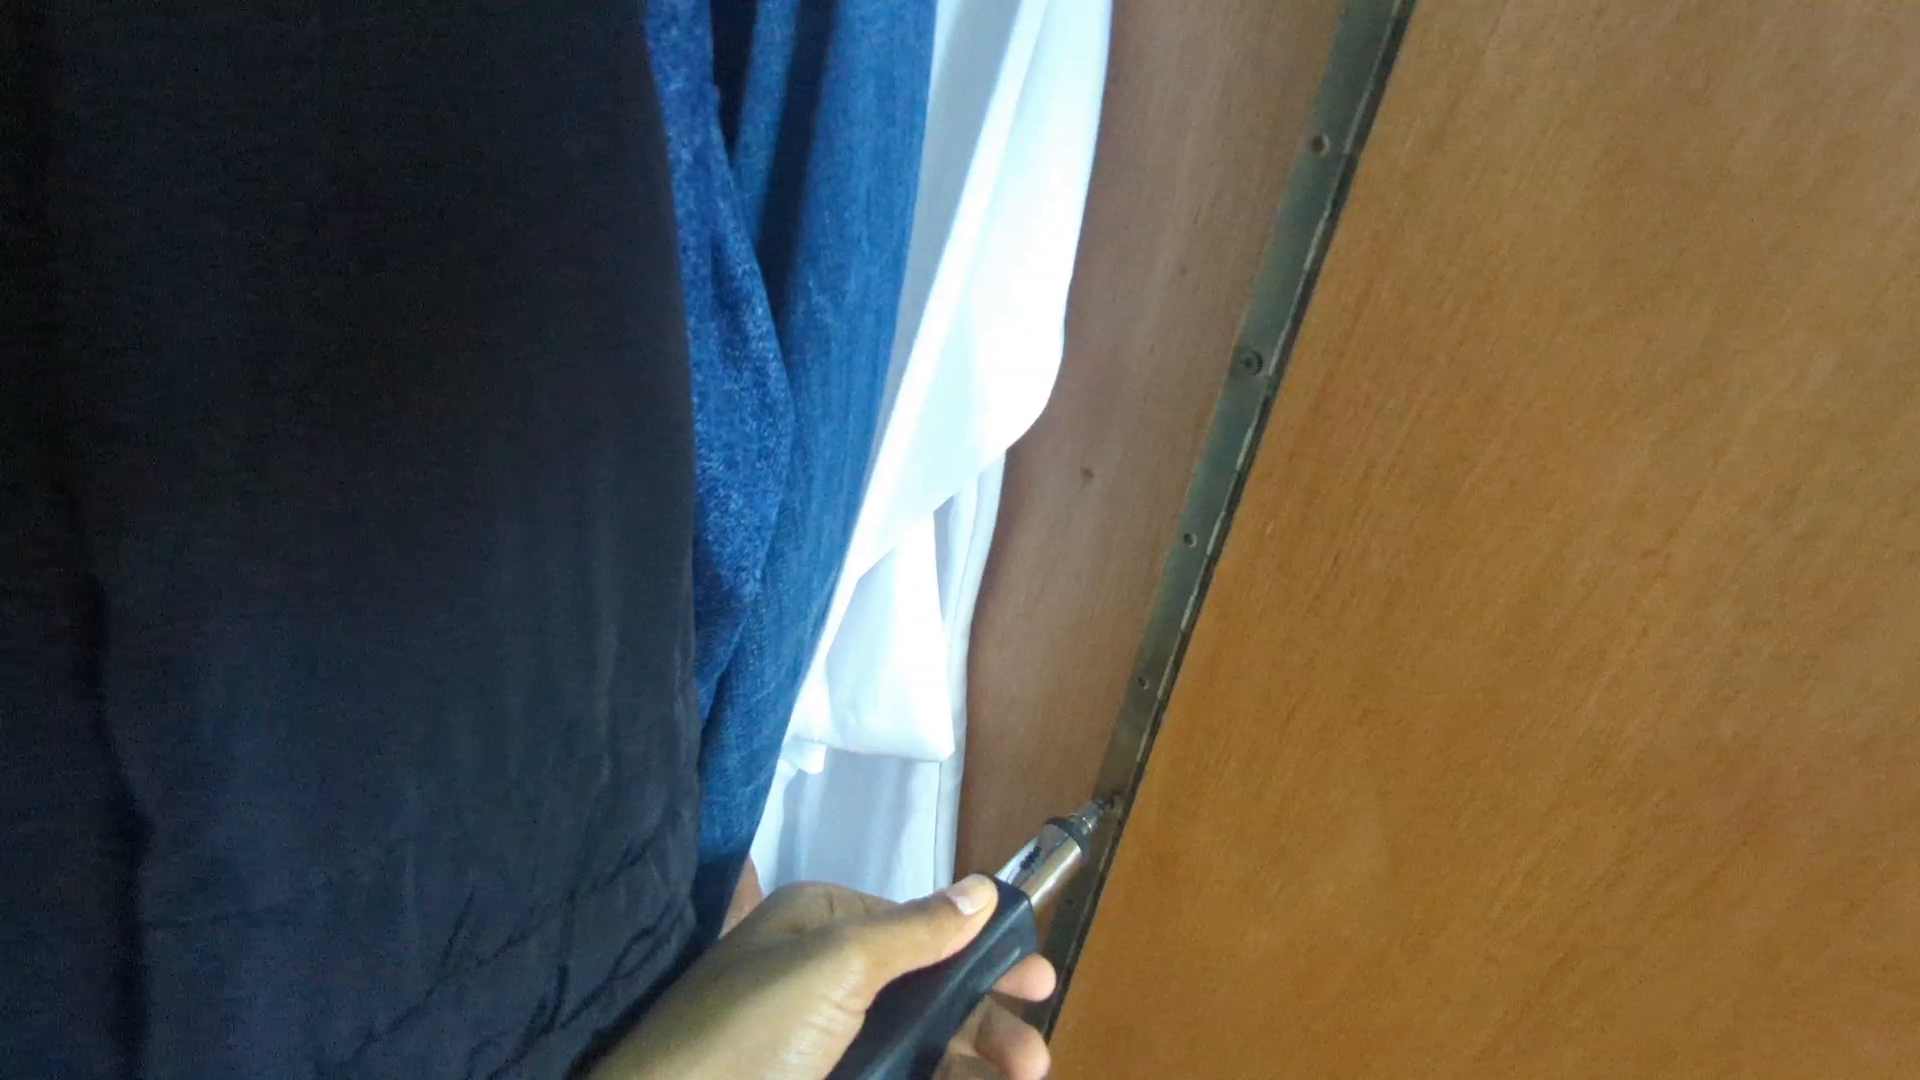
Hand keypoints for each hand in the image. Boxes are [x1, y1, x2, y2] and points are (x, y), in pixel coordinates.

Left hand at [588, 874, 1055, 1079]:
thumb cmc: (754, 1029)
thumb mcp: (837, 963)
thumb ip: (917, 928)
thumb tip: (983, 885)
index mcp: (824, 923)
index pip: (920, 923)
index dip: (980, 948)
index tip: (1035, 976)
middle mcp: (826, 973)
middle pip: (925, 986)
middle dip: (984, 1014)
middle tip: (1035, 1053)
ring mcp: (823, 1038)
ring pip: (915, 1040)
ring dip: (969, 1058)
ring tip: (1026, 1075)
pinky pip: (895, 1074)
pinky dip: (936, 1078)